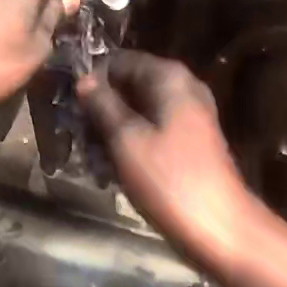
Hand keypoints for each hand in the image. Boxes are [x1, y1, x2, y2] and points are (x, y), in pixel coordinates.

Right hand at [78, 51, 259, 261]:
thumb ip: (102, 104)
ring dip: (111, 133)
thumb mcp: (127, 139)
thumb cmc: (169, 178)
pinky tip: (111, 174)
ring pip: (138, 112)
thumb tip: (84, 78)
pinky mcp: (188, 140)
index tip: (68, 105)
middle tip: (76, 140)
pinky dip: (130, 146)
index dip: (92, 80)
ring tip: (92, 163)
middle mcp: (182, 86)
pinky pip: (151, 131)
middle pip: (129, 86)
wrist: (219, 226)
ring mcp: (188, 113)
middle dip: (100, 112)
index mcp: (169, 76)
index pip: (121, 60)